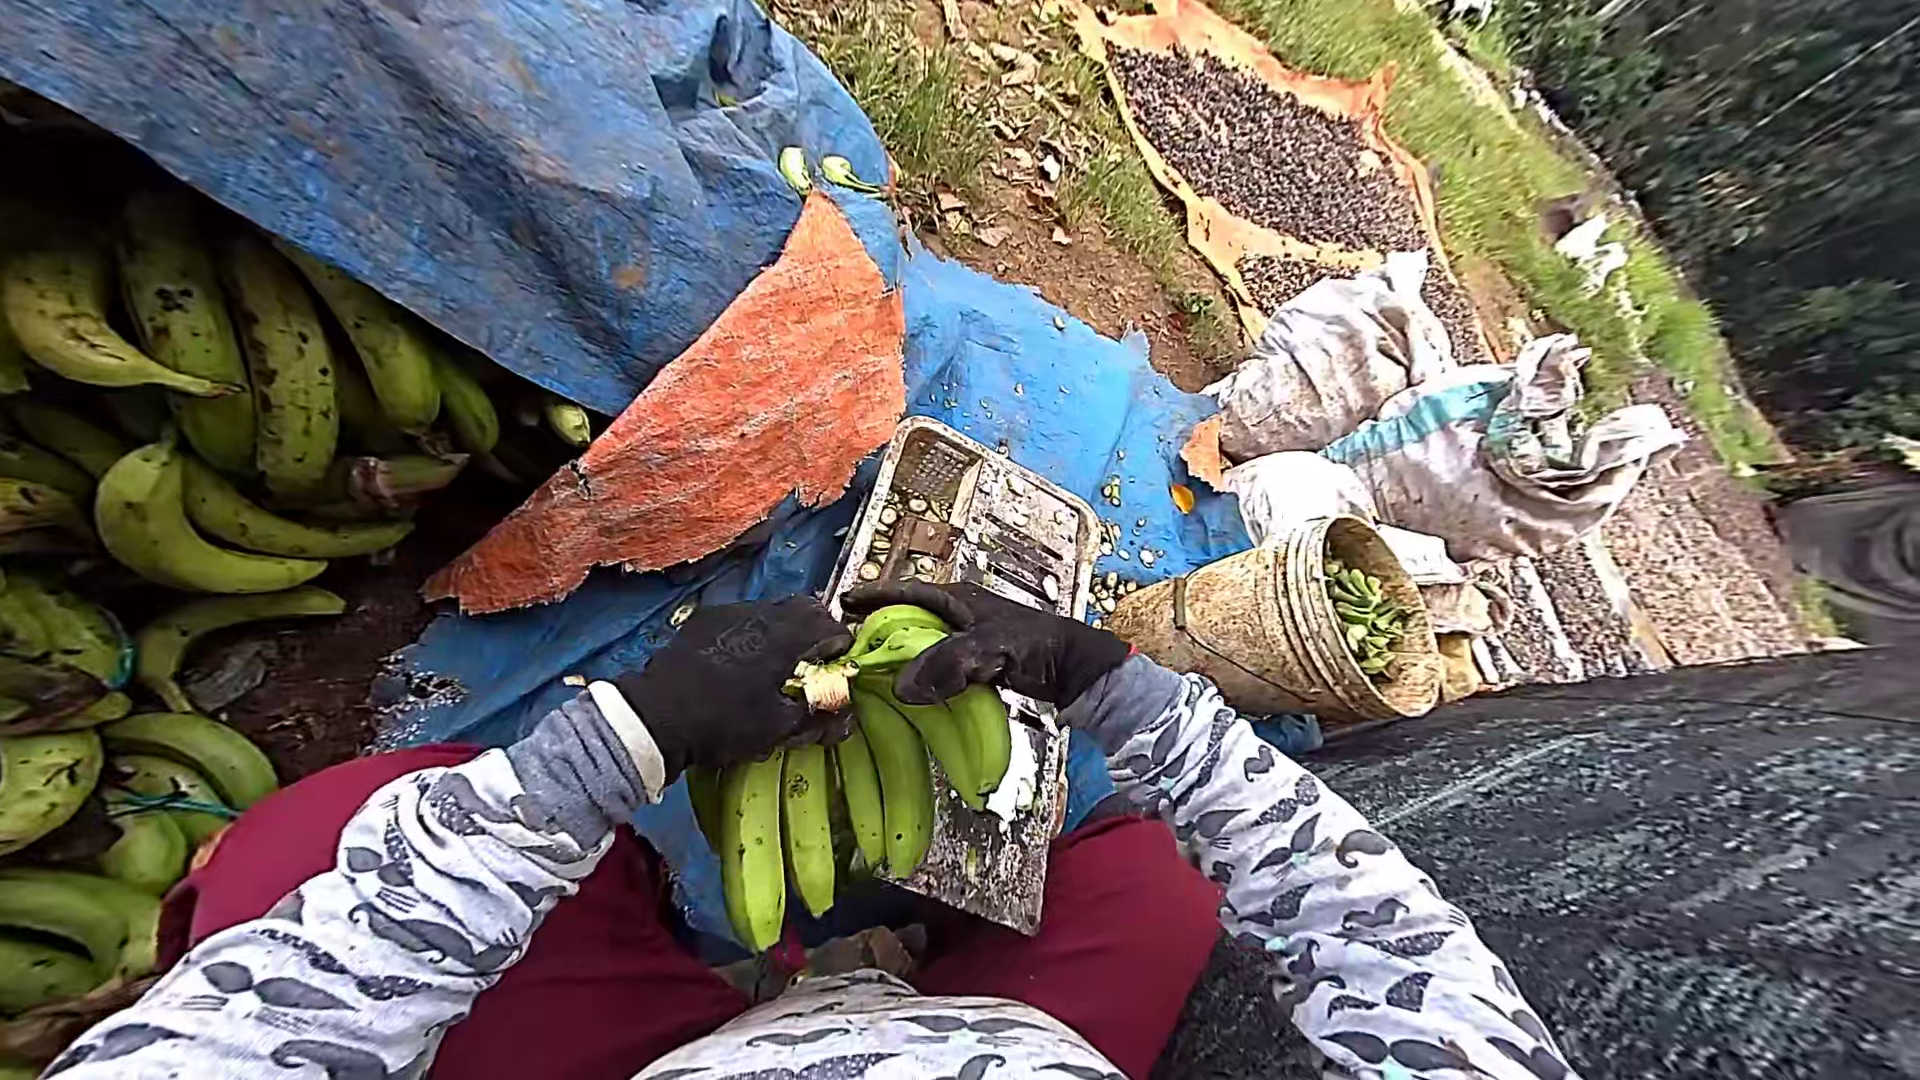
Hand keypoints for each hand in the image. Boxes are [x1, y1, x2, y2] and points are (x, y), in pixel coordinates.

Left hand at [616, 597, 852, 775]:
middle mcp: (764, 613)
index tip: (836, 666)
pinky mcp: (707, 617)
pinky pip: (744, 615)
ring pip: (774, 608)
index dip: (840, 646)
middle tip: (813, 659)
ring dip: (785, 628)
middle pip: (806, 608)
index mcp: (787, 636)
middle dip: (816, 630)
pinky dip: (755, 631)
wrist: (653, 717)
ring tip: (776, 659)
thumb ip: (818, 719)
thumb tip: (847, 720)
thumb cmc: (723, 722)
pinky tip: (741, 658)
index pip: (832, 626)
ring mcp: (732, 610)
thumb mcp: (777, 728)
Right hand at [841, 581, 1130, 708]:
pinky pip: (940, 662)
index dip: (876, 595)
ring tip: (874, 664)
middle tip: (853, 640)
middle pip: (910, 616)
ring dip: (900, 650)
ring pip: (923, 640)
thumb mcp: (988, 648)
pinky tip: (911, 685)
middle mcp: (959, 613)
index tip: (846, 600)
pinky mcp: (976, 659)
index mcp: (957, 599)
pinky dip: (922, 671)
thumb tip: (903, 687)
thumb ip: (948, 663)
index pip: (907, 591)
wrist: (1071, 666)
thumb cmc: (1033, 644)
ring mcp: (968, 636)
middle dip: (882, 625)